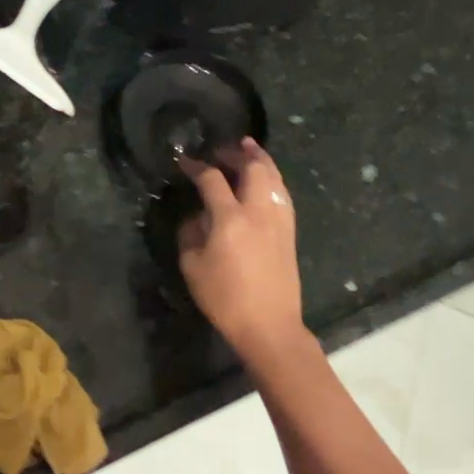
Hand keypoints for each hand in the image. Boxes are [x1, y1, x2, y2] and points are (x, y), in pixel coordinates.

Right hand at [177, 138, 305, 355]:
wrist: (268, 324)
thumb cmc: (224, 297)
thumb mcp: (193, 266)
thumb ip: (191, 233)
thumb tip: (197, 215)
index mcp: (230, 219)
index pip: (212, 180)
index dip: (196, 167)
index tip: (183, 162)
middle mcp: (259, 211)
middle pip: (254, 168)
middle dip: (237, 153)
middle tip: (221, 149)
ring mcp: (279, 219)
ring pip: (274, 177)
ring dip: (260, 160)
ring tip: (248, 151)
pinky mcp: (289, 230)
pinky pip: (281, 192)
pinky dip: (271, 178)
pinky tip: (263, 180)